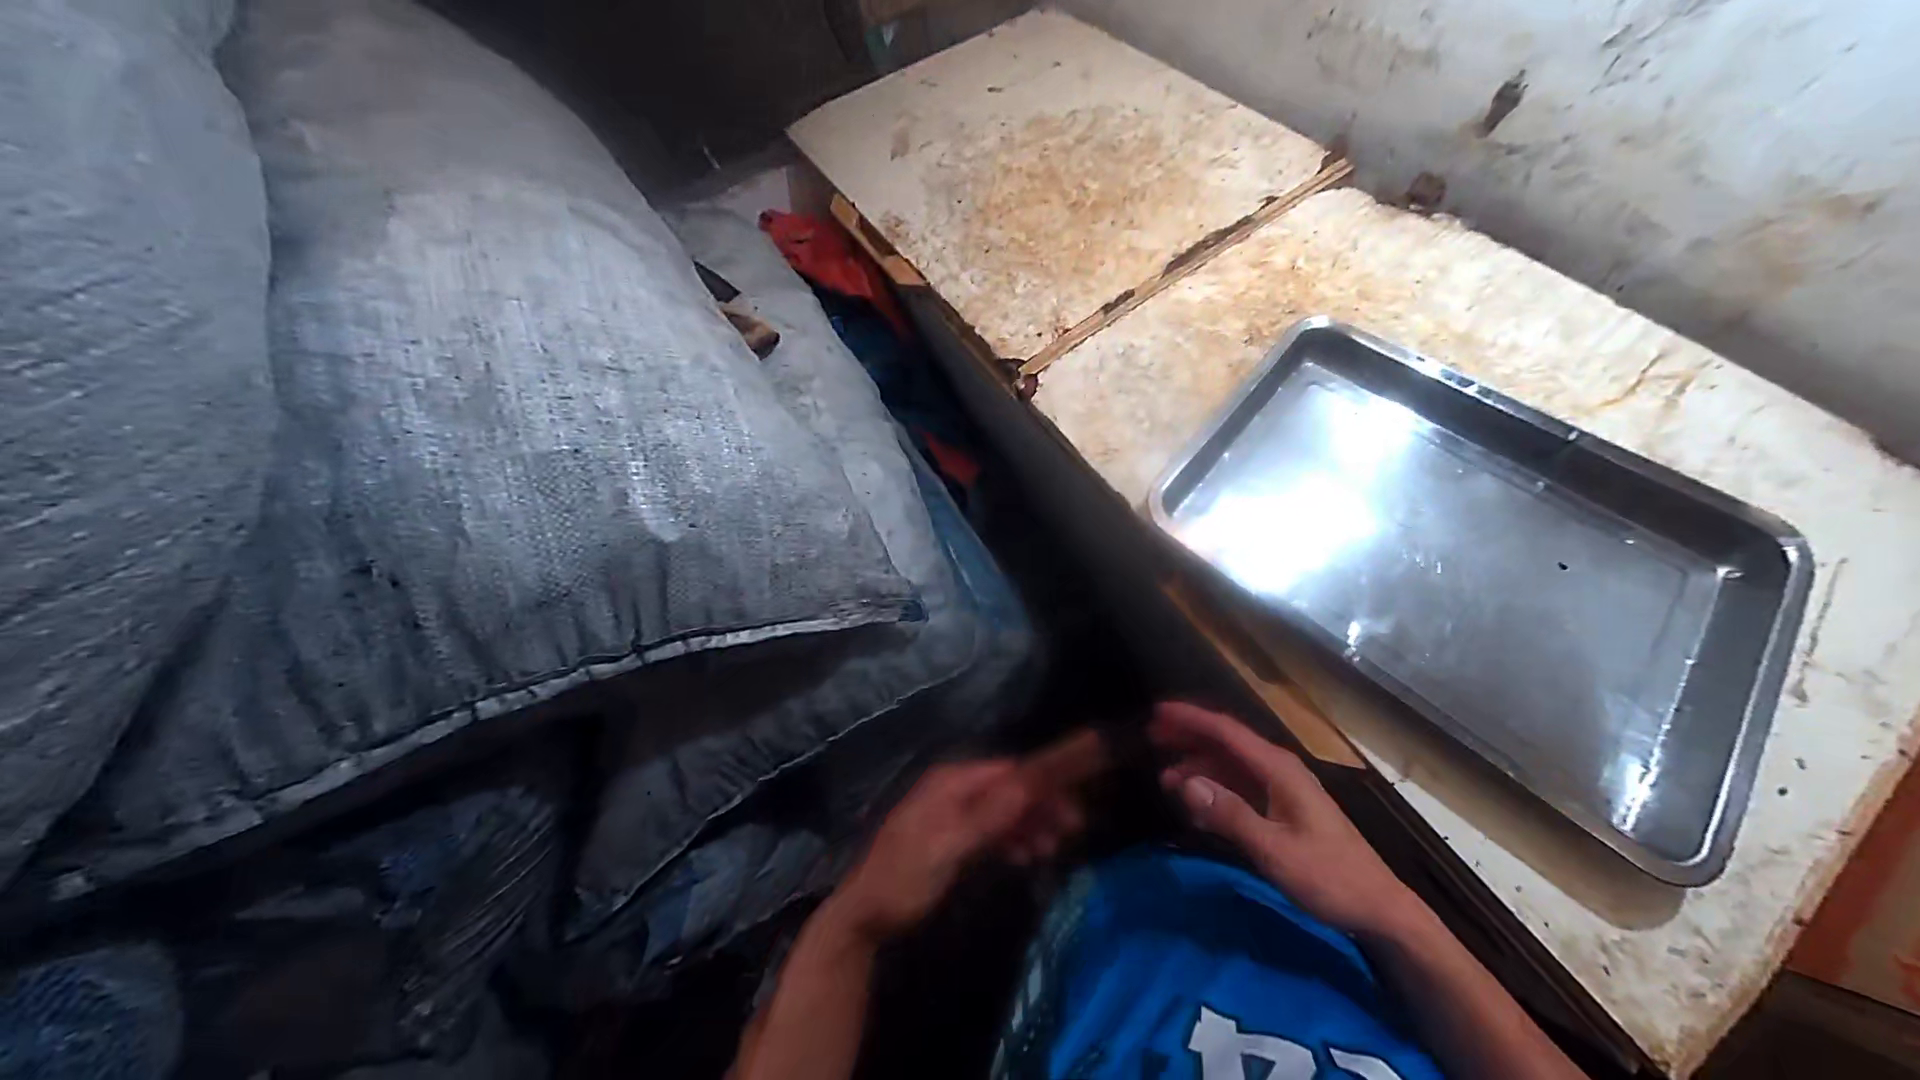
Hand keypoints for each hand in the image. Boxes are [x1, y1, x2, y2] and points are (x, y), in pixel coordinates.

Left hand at [826, 760, 1081, 942]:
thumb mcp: (950, 847)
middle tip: (1071, 830)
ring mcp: (950, 812)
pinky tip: (1024, 855)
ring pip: (1001, 809)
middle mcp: (953, 788)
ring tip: (1051, 849)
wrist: (865, 913)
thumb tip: (1031, 783)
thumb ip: (990, 815)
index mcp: (951, 782)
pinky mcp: (949, 836)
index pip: (1008, 771)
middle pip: (1007, 788)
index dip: (1043, 785)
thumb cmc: (907, 876)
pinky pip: (989, 828)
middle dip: (1039, 806)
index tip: (1073, 806)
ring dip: (1028, 824)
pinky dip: (1010, 838)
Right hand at [1149, 702, 1420, 937]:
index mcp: (1278, 769)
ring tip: (1165, 777)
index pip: (1226, 731)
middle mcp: (1278, 769)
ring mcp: (1281, 788)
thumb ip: (1230, 815)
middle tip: (1152, 738)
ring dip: (1197, 766)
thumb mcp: (1275, 851)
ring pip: (1230, 765)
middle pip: (1225, 742)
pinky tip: (1196, 804)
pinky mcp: (1281, 808)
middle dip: (1188, 736)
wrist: (1380, 909)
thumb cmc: (1330, 877)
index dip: (1190, 718)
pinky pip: (1239, 786)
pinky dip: (1213, 787)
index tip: (1157, 712)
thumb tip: (1186, 783)